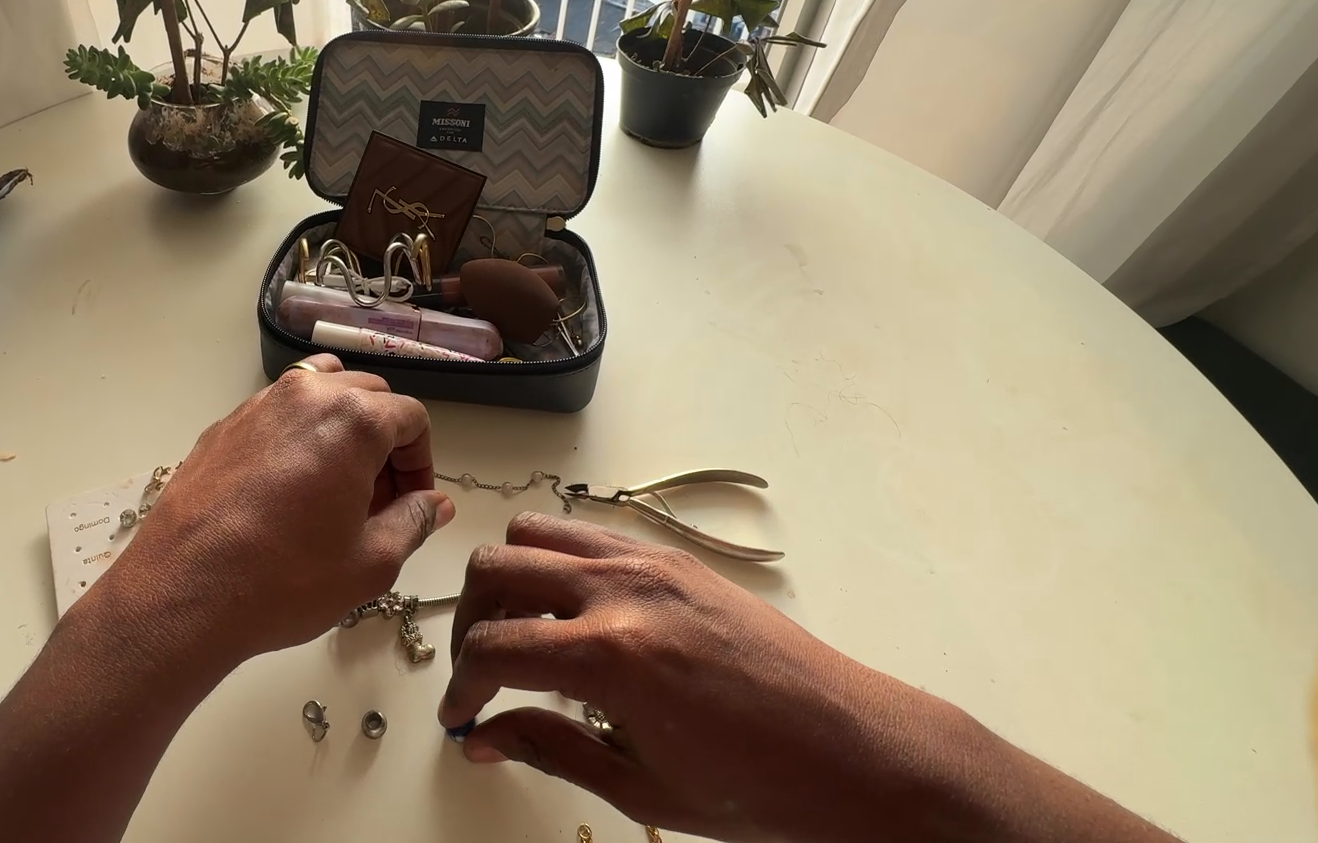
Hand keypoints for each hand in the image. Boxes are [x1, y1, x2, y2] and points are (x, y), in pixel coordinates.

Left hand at [100, 354, 455, 665]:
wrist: (181, 594)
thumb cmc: (285, 581)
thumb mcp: (370, 562)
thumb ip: (414, 521)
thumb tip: (436, 504)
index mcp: (353, 419)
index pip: (411, 417)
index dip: (421, 461)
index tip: (410, 503)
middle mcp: (308, 395)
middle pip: (369, 397)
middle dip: (385, 443)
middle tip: (377, 500)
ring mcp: (259, 404)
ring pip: (322, 393)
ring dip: (342, 428)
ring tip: (334, 482)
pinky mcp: (224, 423)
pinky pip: (279, 411)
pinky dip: (299, 433)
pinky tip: (287, 488)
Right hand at [436, 513, 1169, 842]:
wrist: (856, 747)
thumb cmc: (754, 787)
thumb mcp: (640, 787)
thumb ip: (547, 748)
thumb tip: (480, 738)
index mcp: (608, 656)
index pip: (492, 648)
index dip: (462, 684)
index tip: (461, 714)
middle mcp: (617, 587)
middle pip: (494, 566)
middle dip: (468, 618)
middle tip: (481, 666)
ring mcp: (645, 559)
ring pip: (533, 531)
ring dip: (507, 576)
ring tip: (520, 626)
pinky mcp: (669, 553)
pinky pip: (584, 532)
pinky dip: (554, 558)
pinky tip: (571, 606)